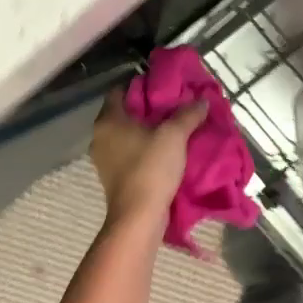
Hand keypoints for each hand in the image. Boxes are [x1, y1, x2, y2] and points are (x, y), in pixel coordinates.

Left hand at [92, 90, 207, 225]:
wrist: (139, 216)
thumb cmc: (151, 168)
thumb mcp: (174, 136)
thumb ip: (188, 115)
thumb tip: (202, 101)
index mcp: (108, 120)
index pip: (120, 91)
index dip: (141, 86)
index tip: (164, 89)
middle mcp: (100, 137)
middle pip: (124, 114)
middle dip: (147, 111)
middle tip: (173, 108)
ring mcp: (105, 160)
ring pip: (127, 136)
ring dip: (146, 133)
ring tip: (172, 131)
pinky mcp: (114, 178)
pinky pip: (130, 155)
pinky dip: (144, 152)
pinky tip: (164, 154)